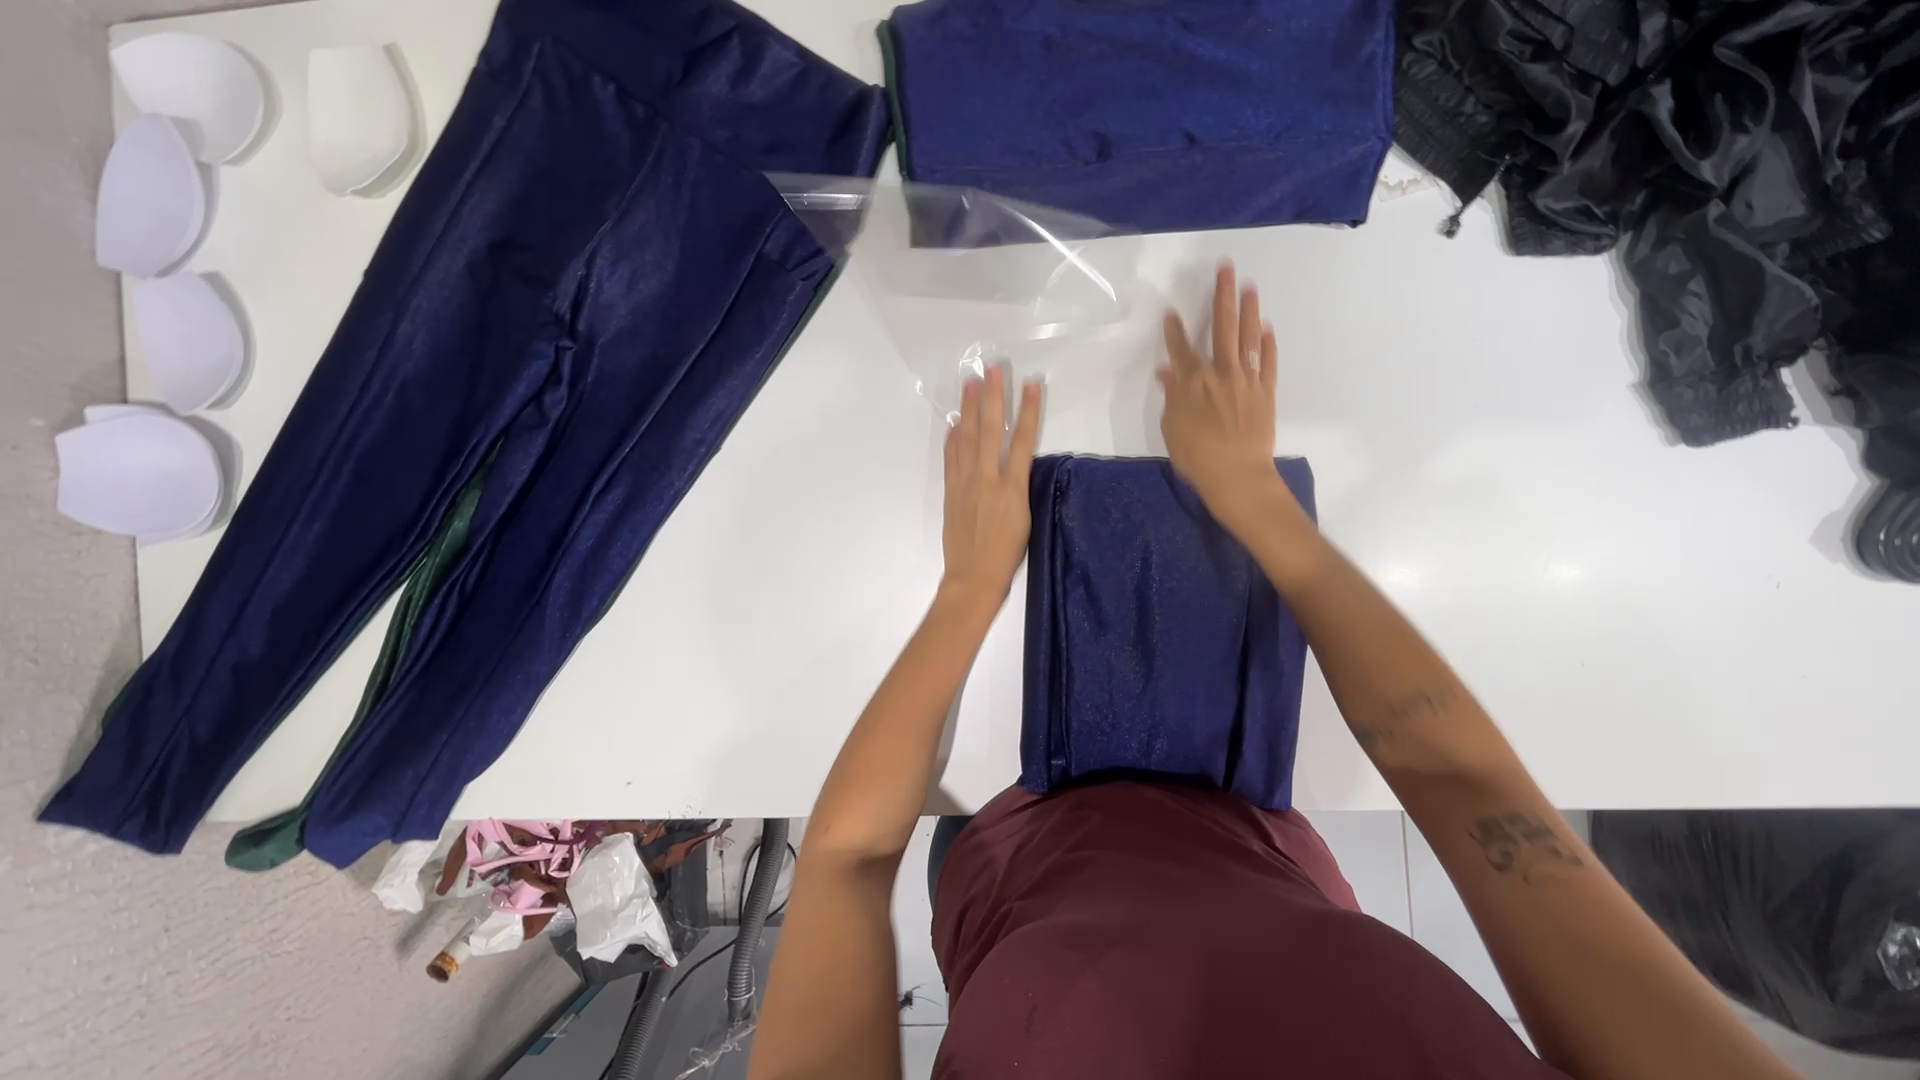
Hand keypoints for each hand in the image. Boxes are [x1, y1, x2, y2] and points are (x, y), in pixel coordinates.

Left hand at [941, 364, 1043, 602]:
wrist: (974, 577)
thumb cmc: (1008, 555)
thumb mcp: (1025, 519)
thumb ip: (1019, 487)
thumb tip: (1015, 462)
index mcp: (1012, 488)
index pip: (1023, 440)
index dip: (1029, 409)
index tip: (1032, 383)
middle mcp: (987, 479)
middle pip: (990, 429)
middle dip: (993, 396)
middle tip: (993, 367)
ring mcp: (965, 483)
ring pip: (967, 437)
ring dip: (970, 408)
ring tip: (971, 381)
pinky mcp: (951, 491)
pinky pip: (952, 457)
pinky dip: (953, 437)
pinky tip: (955, 422)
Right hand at [1159, 262, 1294, 528]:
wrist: (1237, 476)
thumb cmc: (1196, 457)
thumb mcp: (1172, 428)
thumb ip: (1172, 396)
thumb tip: (1167, 371)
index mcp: (1192, 381)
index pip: (1181, 347)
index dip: (1175, 330)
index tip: (1172, 312)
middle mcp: (1220, 372)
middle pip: (1222, 327)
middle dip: (1222, 295)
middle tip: (1226, 267)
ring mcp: (1246, 380)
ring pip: (1248, 337)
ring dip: (1249, 310)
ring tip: (1250, 286)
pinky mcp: (1266, 392)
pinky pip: (1267, 362)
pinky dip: (1267, 345)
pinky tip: (1267, 328)